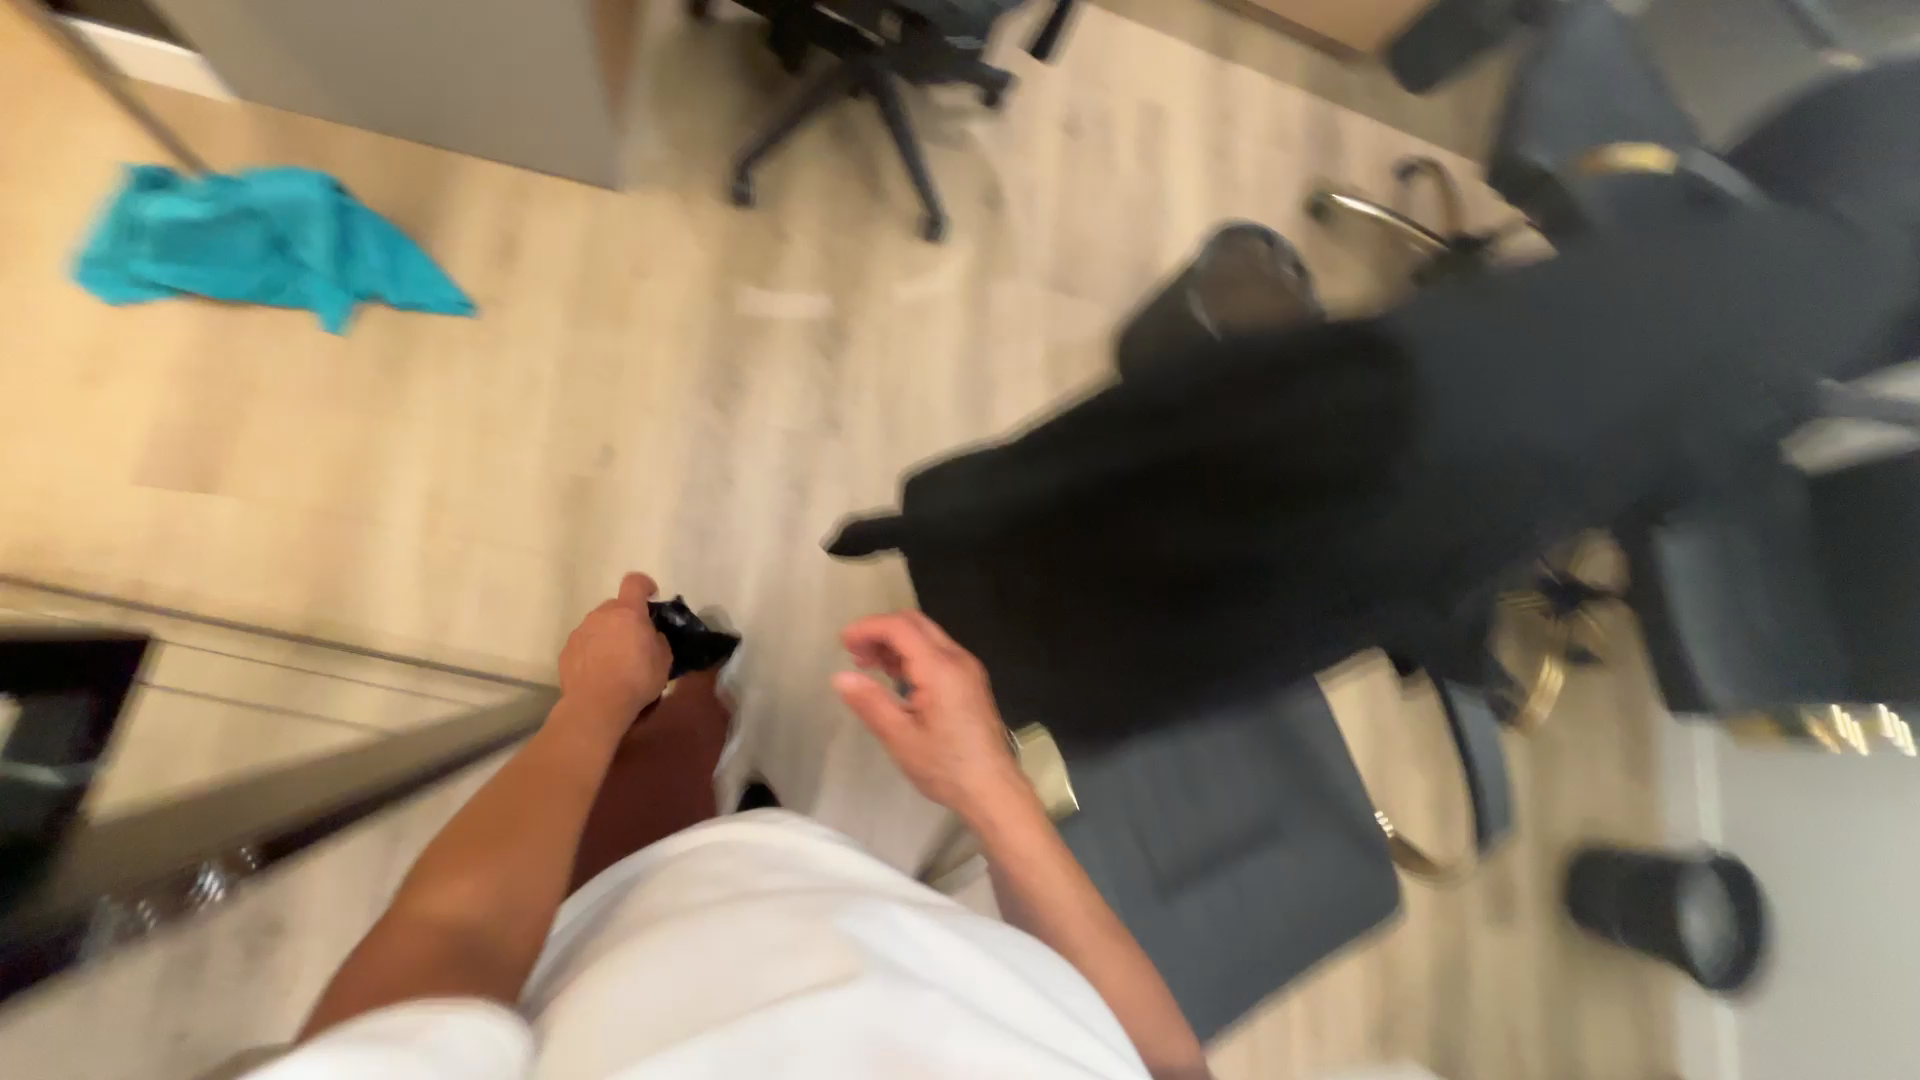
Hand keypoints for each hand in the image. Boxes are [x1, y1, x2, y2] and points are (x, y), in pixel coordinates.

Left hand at [558, 573, 672, 733]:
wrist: (596, 705)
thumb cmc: (636, 679)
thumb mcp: (664, 660)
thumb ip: (657, 640)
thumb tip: (651, 636)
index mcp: (628, 613)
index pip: (634, 582)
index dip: (644, 585)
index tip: (652, 596)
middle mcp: (601, 616)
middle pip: (615, 606)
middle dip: (626, 617)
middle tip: (635, 639)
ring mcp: (580, 632)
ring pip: (598, 624)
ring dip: (608, 634)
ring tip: (616, 659)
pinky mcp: (566, 651)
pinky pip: (584, 642)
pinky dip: (593, 650)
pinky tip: (599, 671)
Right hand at [833, 612, 1028, 824]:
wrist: (993, 789)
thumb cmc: (946, 767)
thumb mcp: (901, 738)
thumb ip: (870, 703)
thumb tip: (840, 677)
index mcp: (941, 669)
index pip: (900, 627)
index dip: (869, 628)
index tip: (843, 642)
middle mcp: (958, 659)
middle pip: (915, 623)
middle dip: (880, 631)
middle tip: (854, 653)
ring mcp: (967, 669)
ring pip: (927, 636)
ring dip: (895, 642)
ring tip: (867, 665)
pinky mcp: (970, 681)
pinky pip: (938, 653)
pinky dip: (912, 654)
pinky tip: (894, 676)